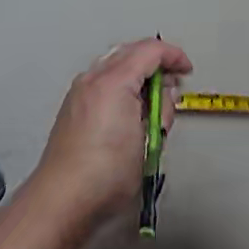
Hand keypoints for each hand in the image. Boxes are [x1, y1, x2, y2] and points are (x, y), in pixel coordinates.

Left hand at [32, 38, 191, 220]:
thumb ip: (160, 110)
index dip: (173, 55)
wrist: (63, 198)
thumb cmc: (105, 175)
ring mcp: (79, 90)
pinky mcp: (73, 104)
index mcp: (114, 82)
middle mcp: (93, 79)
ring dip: (137, 72)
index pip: (149, 51)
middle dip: (155, 61)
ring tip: (152, 101)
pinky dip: (120, 82)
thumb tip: (164, 95)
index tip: (186, 68)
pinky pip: (102, 79)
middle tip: (173, 82)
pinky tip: (129, 108)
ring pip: (114, 63)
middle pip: (130, 51)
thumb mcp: (148, 141)